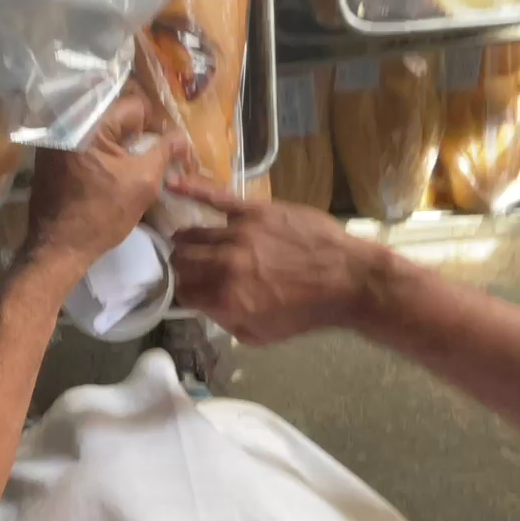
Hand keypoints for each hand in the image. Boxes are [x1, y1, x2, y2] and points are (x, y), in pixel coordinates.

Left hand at [21, 95, 191, 280]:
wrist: (60, 246)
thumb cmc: (103, 215)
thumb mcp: (144, 181)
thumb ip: (165, 150)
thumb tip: (182, 136)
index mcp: (90, 123)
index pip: (136, 105)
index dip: (155, 124)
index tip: (165, 146)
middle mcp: (67, 122)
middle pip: (115, 114)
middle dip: (137, 131)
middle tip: (151, 153)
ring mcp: (56, 139)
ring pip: (100, 128)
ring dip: (119, 140)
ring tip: (133, 163)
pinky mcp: (50, 154)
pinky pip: (84, 141)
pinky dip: (100, 150)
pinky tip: (110, 170)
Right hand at [167, 176, 395, 344]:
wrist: (348, 279)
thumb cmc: (306, 311)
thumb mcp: (260, 334)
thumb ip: (224, 320)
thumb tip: (204, 304)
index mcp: (224, 298)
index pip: (182, 291)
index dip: (182, 292)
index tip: (187, 290)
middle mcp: (224, 264)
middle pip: (181, 262)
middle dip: (180, 268)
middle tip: (188, 270)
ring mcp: (237, 233)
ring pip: (191, 235)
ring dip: (185, 243)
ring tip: (188, 245)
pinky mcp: (253, 211)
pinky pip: (215, 197)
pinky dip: (191, 190)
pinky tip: (171, 185)